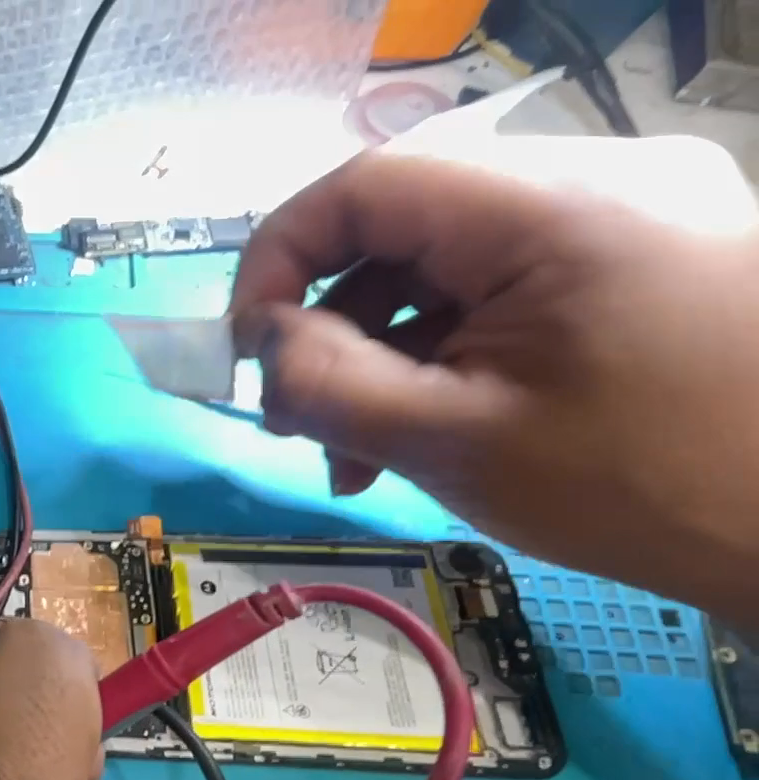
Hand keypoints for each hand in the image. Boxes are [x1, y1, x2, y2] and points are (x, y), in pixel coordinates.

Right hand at [232, 146, 758, 624]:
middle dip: (323, 325)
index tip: (245, 348)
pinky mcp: (628, 266)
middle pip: (397, 230)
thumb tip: (257, 343)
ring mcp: (619, 224)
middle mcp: (595, 185)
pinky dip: (429, 359)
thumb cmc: (642, 485)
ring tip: (348, 450)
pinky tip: (412, 432)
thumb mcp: (450, 439)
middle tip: (287, 414)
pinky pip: (488, 296)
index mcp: (558, 206)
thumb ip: (326, 381)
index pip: (366, 184)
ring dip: (369, 356)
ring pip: (434, 271)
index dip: (277, 258)